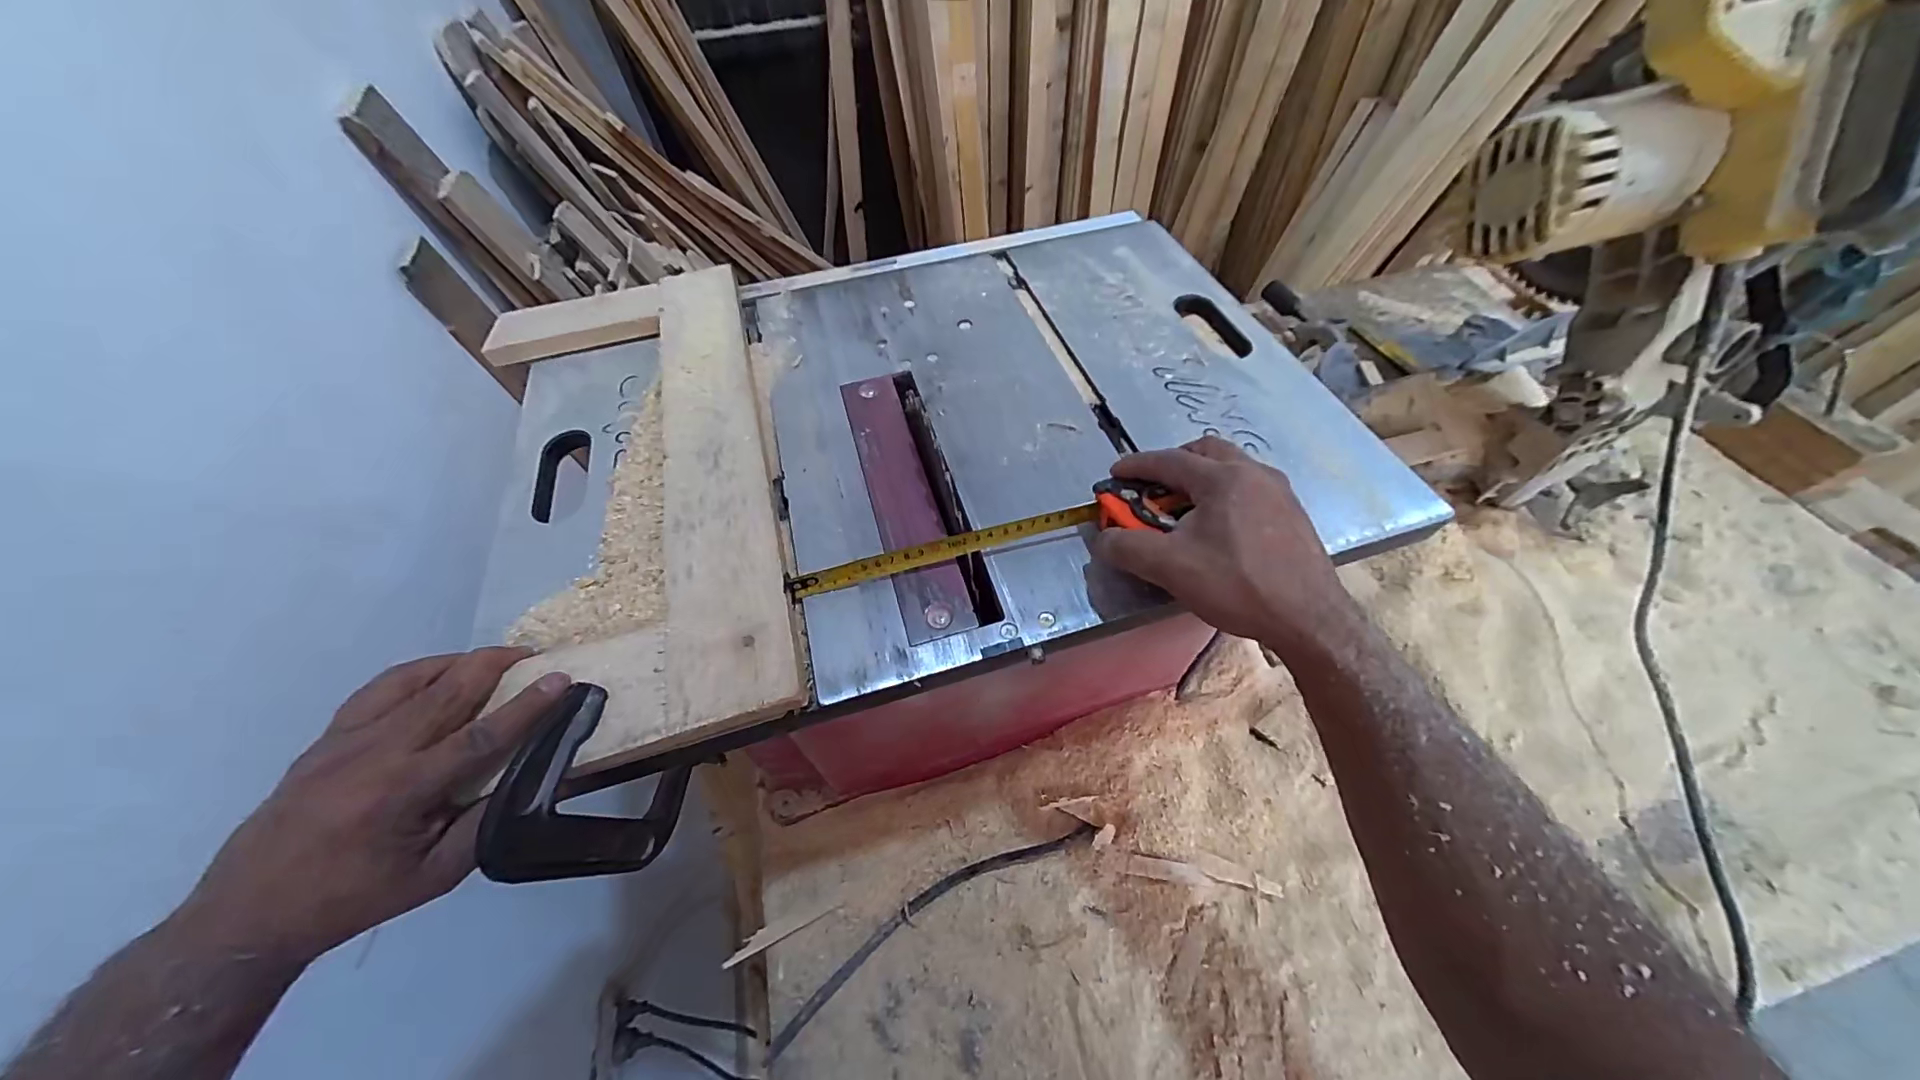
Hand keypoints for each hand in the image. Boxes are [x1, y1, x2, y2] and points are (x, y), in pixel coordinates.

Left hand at [171, 648, 570, 964]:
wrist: (246, 915)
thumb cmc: (352, 899)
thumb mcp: (432, 877)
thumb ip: (486, 825)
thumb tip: (534, 782)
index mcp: (402, 792)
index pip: (480, 736)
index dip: (527, 706)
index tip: (560, 679)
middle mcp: (374, 754)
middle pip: (447, 692)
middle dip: (496, 665)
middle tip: (534, 655)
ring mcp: (344, 740)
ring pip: (412, 680)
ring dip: (460, 662)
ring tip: (494, 659)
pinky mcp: (327, 738)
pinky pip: (380, 689)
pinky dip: (419, 672)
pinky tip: (440, 674)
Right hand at [1089, 436, 1362, 659]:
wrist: (1309, 619)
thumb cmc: (1237, 585)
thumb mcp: (1169, 567)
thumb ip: (1127, 547)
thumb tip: (1103, 539)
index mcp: (1224, 479)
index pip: (1169, 461)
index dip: (1136, 466)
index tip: (1115, 474)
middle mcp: (1255, 474)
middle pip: (1206, 452)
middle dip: (1173, 464)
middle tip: (1152, 487)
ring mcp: (1280, 493)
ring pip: (1232, 470)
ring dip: (1201, 481)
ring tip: (1182, 510)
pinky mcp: (1293, 516)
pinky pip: (1249, 491)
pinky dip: (1224, 497)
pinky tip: (1217, 530)